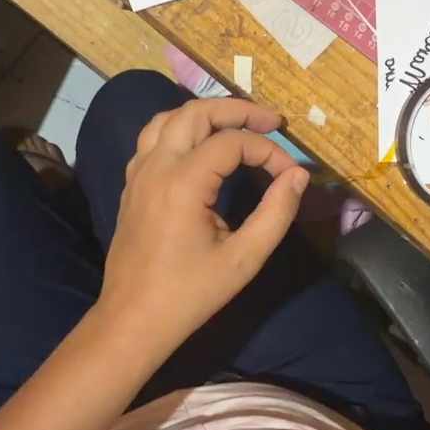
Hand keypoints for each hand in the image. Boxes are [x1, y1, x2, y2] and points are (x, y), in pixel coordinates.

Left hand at [97, 98, 308, 356]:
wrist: (134, 319)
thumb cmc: (190, 294)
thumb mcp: (244, 259)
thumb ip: (276, 213)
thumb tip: (298, 176)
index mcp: (183, 182)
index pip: (233, 142)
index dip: (268, 151)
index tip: (290, 175)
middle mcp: (156, 167)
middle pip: (196, 112)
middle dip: (237, 110)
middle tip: (272, 121)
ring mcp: (138, 173)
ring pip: (169, 118)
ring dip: (206, 114)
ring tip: (238, 125)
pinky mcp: (131, 185)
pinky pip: (153, 138)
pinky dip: (181, 130)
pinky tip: (201, 147)